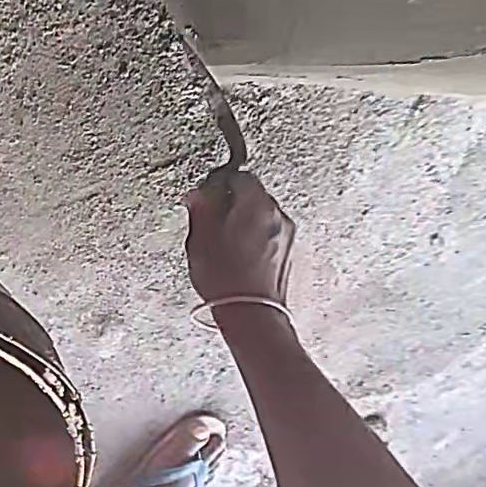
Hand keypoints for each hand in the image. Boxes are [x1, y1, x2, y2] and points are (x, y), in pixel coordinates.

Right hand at [183, 169, 295, 306]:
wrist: (251, 311)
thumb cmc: (225, 277)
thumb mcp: (199, 239)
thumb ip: (200, 209)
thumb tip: (198, 194)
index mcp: (254, 204)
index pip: (239, 176)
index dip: (219, 181)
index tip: (206, 192)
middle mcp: (276, 214)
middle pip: (253, 194)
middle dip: (232, 202)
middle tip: (210, 218)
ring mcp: (285, 233)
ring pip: (261, 215)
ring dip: (243, 221)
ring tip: (222, 242)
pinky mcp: (287, 251)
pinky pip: (267, 234)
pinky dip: (253, 238)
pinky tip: (237, 256)